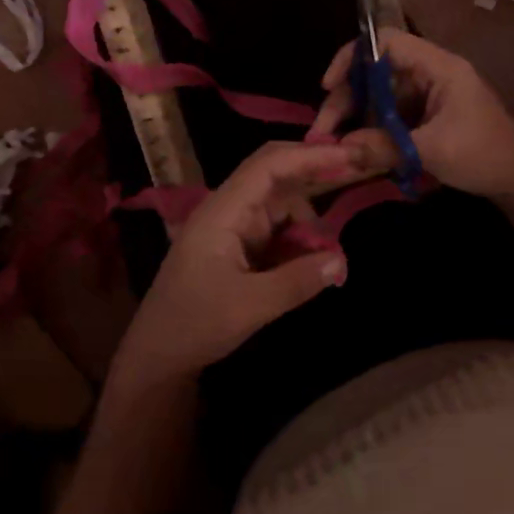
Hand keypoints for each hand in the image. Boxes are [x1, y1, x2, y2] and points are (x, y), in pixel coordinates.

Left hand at [114, 143, 365, 386]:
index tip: (350, 157)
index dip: (311, 156)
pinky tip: (315, 265)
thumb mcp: (249, 307)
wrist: (156, 358)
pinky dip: (302, 242)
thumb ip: (297, 281)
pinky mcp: (241, 246)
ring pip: (285, 205)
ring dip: (311, 224)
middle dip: (317, 174)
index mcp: (223, 212)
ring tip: (330, 258)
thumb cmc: (193, 326)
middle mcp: (230, 209)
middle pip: (278, 175)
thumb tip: (340, 260)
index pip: (270, 165)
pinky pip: (280, 230)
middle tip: (357, 175)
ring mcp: (235, 227)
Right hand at [308, 30, 513, 197]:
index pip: (387, 41)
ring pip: (382, 96)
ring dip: (358, 116)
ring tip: (335, 142)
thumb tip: (339, 149)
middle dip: (348, 98)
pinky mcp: (430, 117)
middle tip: (323, 130)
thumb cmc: (483, 154)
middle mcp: (432, 74)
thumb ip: (384, 147)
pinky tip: (358, 148)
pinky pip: (393, 114)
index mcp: (438, 67)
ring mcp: (430, 96)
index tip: (329, 86)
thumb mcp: (432, 151)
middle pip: (378, 72)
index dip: (353, 57)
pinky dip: (375, 128)